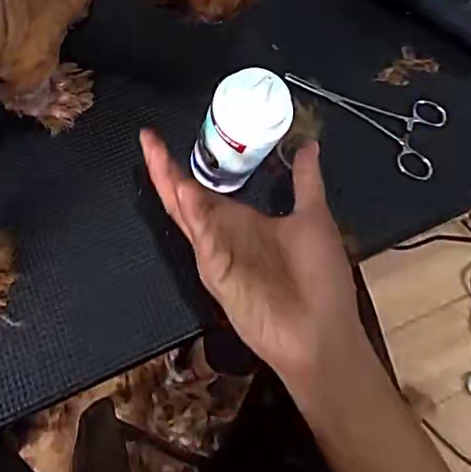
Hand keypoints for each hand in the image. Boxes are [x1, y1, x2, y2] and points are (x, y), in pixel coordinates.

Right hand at [139, 129, 365, 390]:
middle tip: (147, 138)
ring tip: (157, 156)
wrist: (323, 335)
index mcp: (237, 222)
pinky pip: (204, 242)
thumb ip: (306, 180)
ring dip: (171, 187)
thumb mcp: (312, 217)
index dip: (178, 164)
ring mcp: (217, 255)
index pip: (199, 188)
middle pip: (182, 198)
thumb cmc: (319, 281)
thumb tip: (308, 146)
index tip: (159, 136)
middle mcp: (221, 236)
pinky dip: (195, 218)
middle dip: (162, 169)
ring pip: (185, 216)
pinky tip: (187, 195)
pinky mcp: (220, 275)